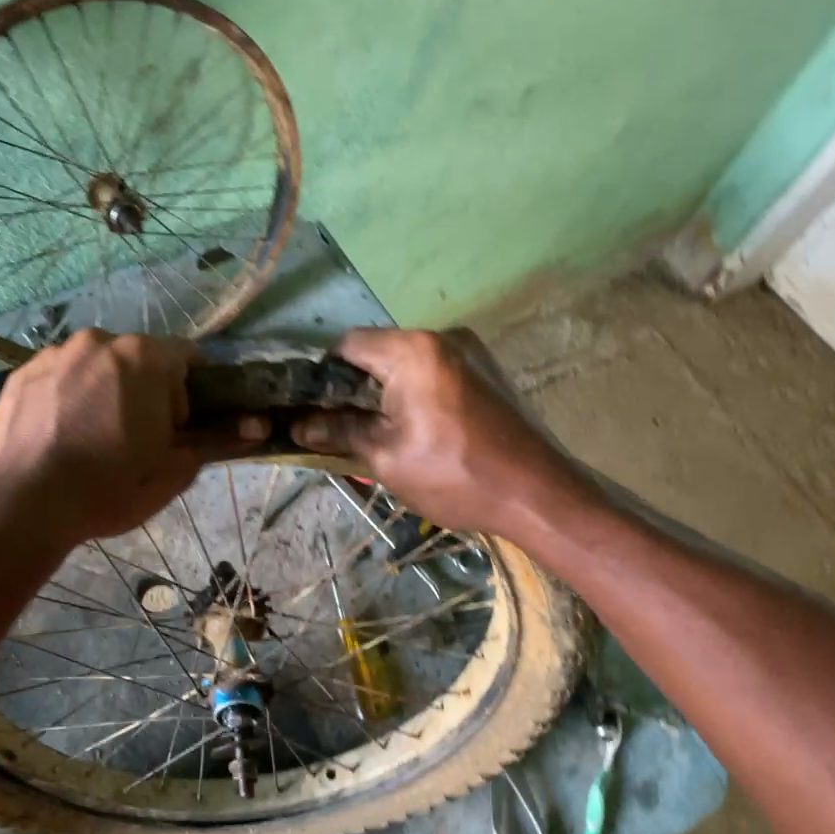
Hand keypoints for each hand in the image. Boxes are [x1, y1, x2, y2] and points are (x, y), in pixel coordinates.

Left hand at [0, 330, 269, 548]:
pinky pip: (58, 378)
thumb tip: (258, 426)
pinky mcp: (19, 372)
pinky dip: (64, 399)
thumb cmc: (108, 488)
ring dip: (101, 392)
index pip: (186, 359)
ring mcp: (54, 353)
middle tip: (130, 441)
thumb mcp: (172, 472)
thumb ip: (216, 440)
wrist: (21, 504)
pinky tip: (55, 437)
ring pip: (94, 367)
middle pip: (137, 360)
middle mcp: (99, 341)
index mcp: (144, 357)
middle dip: (141, 392)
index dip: (186, 396)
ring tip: (86, 441)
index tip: (171, 432)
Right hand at [291, 328, 584, 534]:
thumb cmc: (455, 476)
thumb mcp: (386, 457)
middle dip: (353, 386)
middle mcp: (440, 337)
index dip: (321, 376)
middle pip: (377, 352)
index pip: (345, 345)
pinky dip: (414, 393)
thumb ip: (339, 431)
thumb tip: (296, 425)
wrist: (538, 495)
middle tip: (339, 427)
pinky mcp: (484, 371)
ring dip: (384, 392)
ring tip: (376, 433)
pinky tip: (415, 430)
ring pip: (405, 364)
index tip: (312, 409)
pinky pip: (432, 373)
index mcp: (412, 350)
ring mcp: (468, 352)